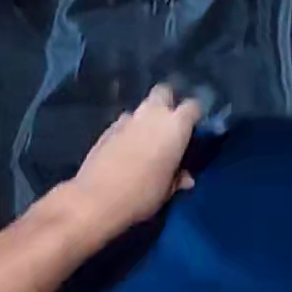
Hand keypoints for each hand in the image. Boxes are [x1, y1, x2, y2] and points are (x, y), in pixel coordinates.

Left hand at [43, 84, 200, 238]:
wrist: (97, 199)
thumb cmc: (142, 195)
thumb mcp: (166, 191)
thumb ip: (177, 178)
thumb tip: (185, 178)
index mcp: (174, 126)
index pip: (192, 107)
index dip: (194, 116)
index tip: (194, 130)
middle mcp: (151, 115)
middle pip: (163, 92)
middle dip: (167, 103)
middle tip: (169, 125)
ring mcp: (126, 120)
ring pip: (141, 108)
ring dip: (145, 118)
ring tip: (146, 139)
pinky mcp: (106, 129)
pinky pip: (124, 122)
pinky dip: (128, 130)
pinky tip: (125, 148)